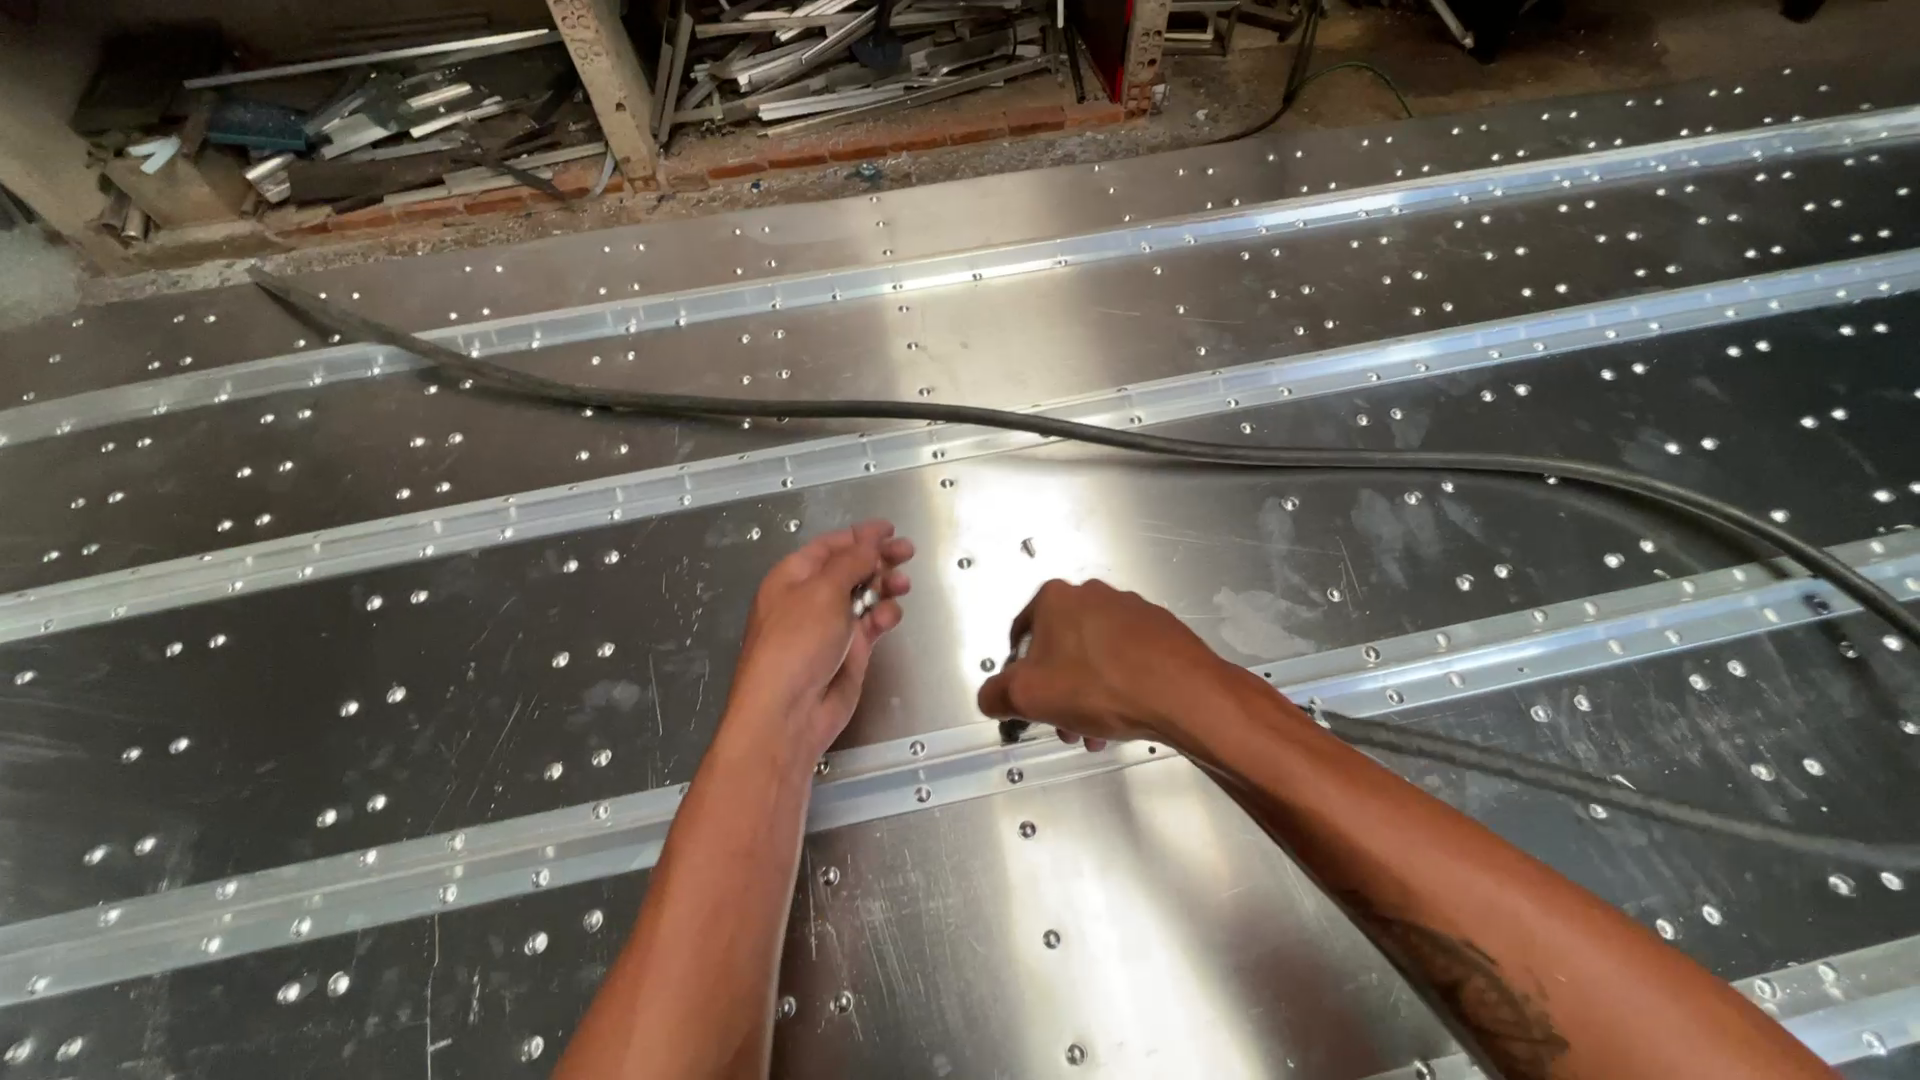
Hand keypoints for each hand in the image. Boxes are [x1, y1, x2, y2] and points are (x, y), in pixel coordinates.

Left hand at [726, 520, 913, 761]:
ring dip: (884, 586)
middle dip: (878, 558)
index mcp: (792, 577)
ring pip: (864, 596)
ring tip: (902, 583)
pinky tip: (890, 616)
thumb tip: (869, 541)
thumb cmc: (794, 645)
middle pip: (850, 568)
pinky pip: (871, 625)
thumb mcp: (823, 591)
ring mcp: (829, 626)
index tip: (888, 528)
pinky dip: (883, 617)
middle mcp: (810, 599)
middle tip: (906, 551)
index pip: (830, 546)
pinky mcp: (848, 652)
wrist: (789, 712)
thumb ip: (852, 562)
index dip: (859, 535)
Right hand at [976, 579, 1240, 750]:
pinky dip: (1120, 685)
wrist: (1183, 693)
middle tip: (1064, 724)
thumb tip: (991, 696)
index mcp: (1055, 599)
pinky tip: (1125, 715)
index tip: (1028, 701)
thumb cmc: (1100, 686)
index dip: (1018, 674)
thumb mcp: (1027, 697)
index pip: (1020, 635)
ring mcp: (1131, 610)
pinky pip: (1127, 659)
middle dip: (1058, 691)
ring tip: (1098, 729)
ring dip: (1088, 693)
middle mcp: (1092, 595)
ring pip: (1094, 657)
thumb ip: (995, 695)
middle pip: (1060, 649)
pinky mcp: (1161, 630)